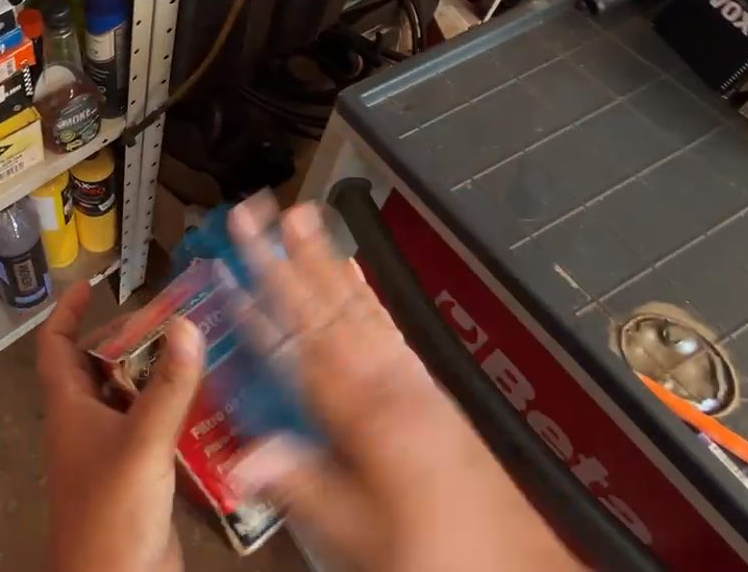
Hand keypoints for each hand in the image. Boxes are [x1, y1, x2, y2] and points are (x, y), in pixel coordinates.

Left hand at [37, 280, 203, 571]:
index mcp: (69, 405)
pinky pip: (151, 430)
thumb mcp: (142, 442)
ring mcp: (110, 450)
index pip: (56, 344)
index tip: (92, 284)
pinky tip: (207, 407)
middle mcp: (85, 421)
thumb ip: (167, 386)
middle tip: (170, 319)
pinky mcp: (136, 476)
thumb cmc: (111, 510)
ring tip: (196, 352)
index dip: (68, 311)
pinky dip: (173, 413)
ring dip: (156, 376)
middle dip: (129, 340)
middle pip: (99, 366)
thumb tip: (186, 323)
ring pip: (129, 398)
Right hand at [226, 196, 584, 571]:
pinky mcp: (424, 384)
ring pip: (358, 305)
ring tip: (302, 219)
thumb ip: (300, 482)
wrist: (514, 562)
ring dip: (324, 258)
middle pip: (327, 306)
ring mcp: (408, 377)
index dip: (260, 293)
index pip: (296, 337)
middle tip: (263, 211)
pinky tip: (354, 269)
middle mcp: (385, 382)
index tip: (233, 257)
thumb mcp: (357, 530)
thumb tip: (242, 459)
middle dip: (289, 255)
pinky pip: (388, 323)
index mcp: (362, 413)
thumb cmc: (434, 545)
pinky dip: (366, 290)